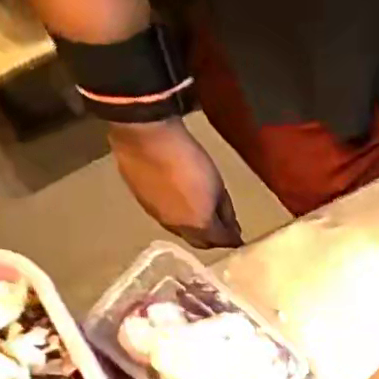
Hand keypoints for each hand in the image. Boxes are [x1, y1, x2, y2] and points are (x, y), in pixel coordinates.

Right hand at [107, 119, 242, 248]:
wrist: (145, 136)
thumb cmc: (188, 159)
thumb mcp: (218, 185)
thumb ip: (226, 211)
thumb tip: (232, 228)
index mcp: (201, 226)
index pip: (222, 241)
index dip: (232, 239)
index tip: (237, 235)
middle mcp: (179, 228)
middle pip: (200, 242)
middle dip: (212, 239)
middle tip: (220, 228)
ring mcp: (158, 216)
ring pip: (181, 231)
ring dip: (192, 228)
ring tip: (199, 215)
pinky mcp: (142, 203)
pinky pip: (163, 216)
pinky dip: (175, 215)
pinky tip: (177, 203)